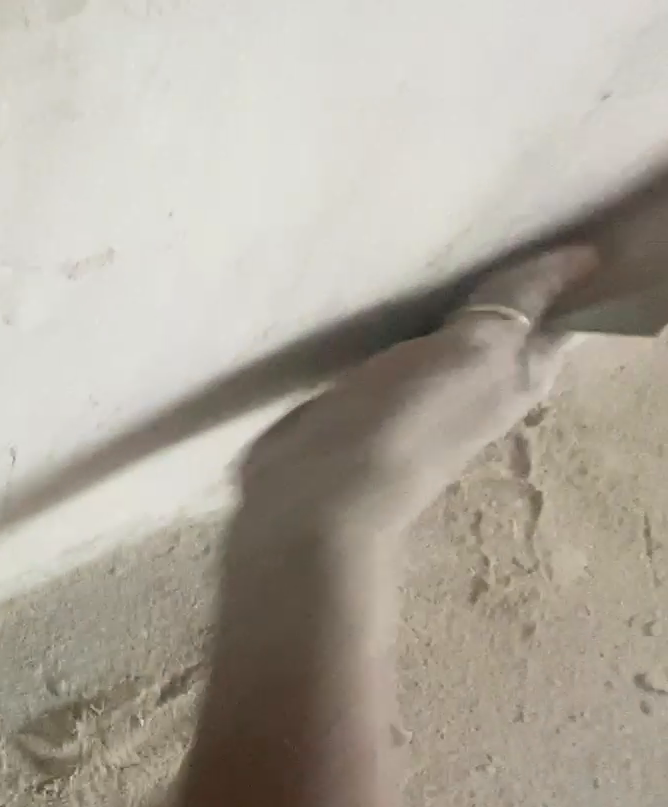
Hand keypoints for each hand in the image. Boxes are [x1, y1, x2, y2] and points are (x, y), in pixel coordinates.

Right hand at [236, 246, 600, 546]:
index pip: (557, 313)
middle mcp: (470, 384)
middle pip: (491, 323)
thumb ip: (518, 301)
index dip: (564, 273)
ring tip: (421, 254)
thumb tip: (585, 255)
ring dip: (425, 305)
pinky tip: (363, 308)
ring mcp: (406, 396)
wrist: (317, 486)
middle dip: (489, 281)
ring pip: (429, 337)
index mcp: (518, 374)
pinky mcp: (350, 403)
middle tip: (481, 229)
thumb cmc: (405, 419)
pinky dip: (373, 331)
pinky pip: (373, 355)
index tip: (552, 224)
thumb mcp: (476, 350)